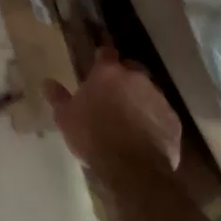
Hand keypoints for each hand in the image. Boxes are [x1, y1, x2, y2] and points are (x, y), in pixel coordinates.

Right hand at [45, 48, 182, 177]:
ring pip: (149, 91)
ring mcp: (158, 98)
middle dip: (124, 77)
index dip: (102, 57)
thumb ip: (58, 97)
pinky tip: (146, 135)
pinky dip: (155, 120)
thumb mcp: (66, 118)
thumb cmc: (94, 136)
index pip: (106, 52)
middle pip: (132, 69)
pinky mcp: (173, 120)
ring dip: (140, 99)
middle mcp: (136, 78)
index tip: (98, 64)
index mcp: (109, 72)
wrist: (132, 168)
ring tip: (131, 118)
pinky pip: (163, 114)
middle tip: (114, 94)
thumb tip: (47, 82)